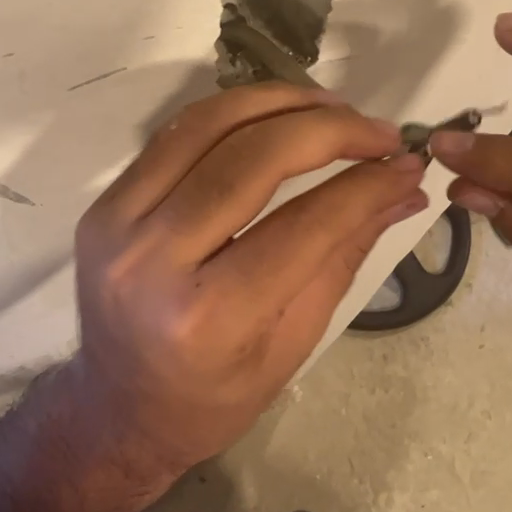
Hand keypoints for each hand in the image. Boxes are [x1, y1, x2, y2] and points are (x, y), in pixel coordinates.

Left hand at [68, 84, 427, 481]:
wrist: (115, 408)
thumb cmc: (211, 398)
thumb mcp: (291, 346)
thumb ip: (343, 256)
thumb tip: (402, 189)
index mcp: (208, 317)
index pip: (304, 225)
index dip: (365, 184)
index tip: (408, 163)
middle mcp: (153, 261)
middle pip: (251, 159)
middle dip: (327, 130)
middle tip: (378, 131)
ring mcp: (117, 224)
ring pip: (206, 126)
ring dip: (278, 102)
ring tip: (333, 107)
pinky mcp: (103, 203)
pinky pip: (174, 135)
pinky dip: (230, 114)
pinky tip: (274, 115)